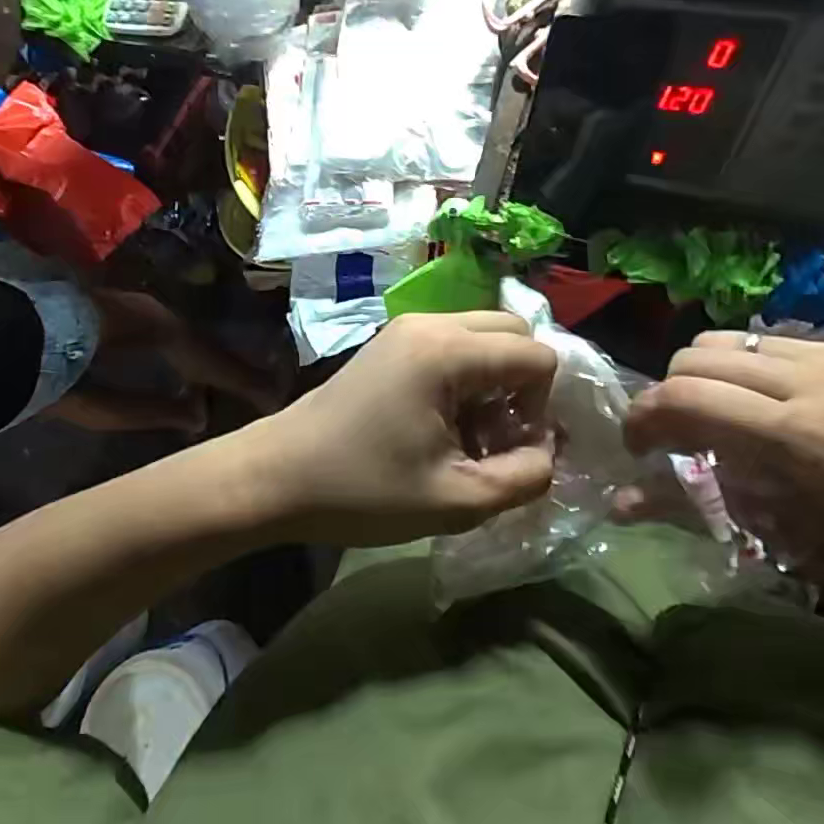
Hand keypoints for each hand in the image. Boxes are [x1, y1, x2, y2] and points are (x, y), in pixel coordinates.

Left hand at [257, 312, 557, 546]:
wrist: (276, 477)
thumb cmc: (362, 490)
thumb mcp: (456, 499)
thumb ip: (525, 476)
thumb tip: (547, 451)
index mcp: (447, 350)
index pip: (537, 355)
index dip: (542, 407)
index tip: (511, 451)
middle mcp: (428, 324)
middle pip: (512, 333)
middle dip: (522, 386)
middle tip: (497, 439)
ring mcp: (403, 329)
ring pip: (481, 338)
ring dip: (492, 384)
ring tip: (468, 439)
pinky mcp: (386, 345)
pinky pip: (448, 347)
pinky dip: (463, 380)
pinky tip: (439, 427)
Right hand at [624, 332, 823, 629]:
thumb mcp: (801, 550)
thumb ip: (702, 513)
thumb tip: (619, 504)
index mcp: (811, 440)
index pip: (683, 397)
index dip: (642, 418)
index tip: (638, 449)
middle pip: (694, 357)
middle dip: (669, 397)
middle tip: (681, 442)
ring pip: (729, 341)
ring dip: (706, 379)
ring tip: (726, 422)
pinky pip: (776, 345)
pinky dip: (751, 374)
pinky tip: (778, 412)